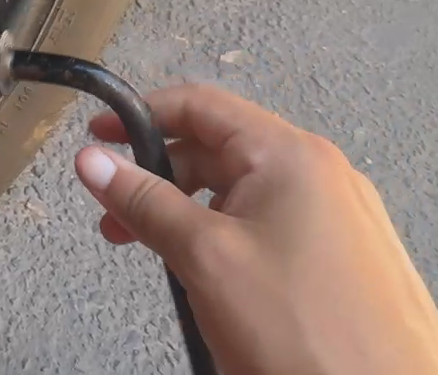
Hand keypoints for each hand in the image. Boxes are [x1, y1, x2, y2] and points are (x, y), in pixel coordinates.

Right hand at [76, 85, 437, 374]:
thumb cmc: (300, 332)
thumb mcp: (204, 257)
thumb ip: (142, 200)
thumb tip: (88, 159)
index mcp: (291, 155)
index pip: (199, 104)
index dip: (141, 115)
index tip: (95, 139)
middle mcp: (321, 174)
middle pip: (216, 148)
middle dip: (157, 175)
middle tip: (113, 217)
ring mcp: (342, 221)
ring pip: (239, 192)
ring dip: (184, 211)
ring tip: (151, 252)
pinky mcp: (350, 265)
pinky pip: (268, 228)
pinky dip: (222, 237)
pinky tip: (207, 279)